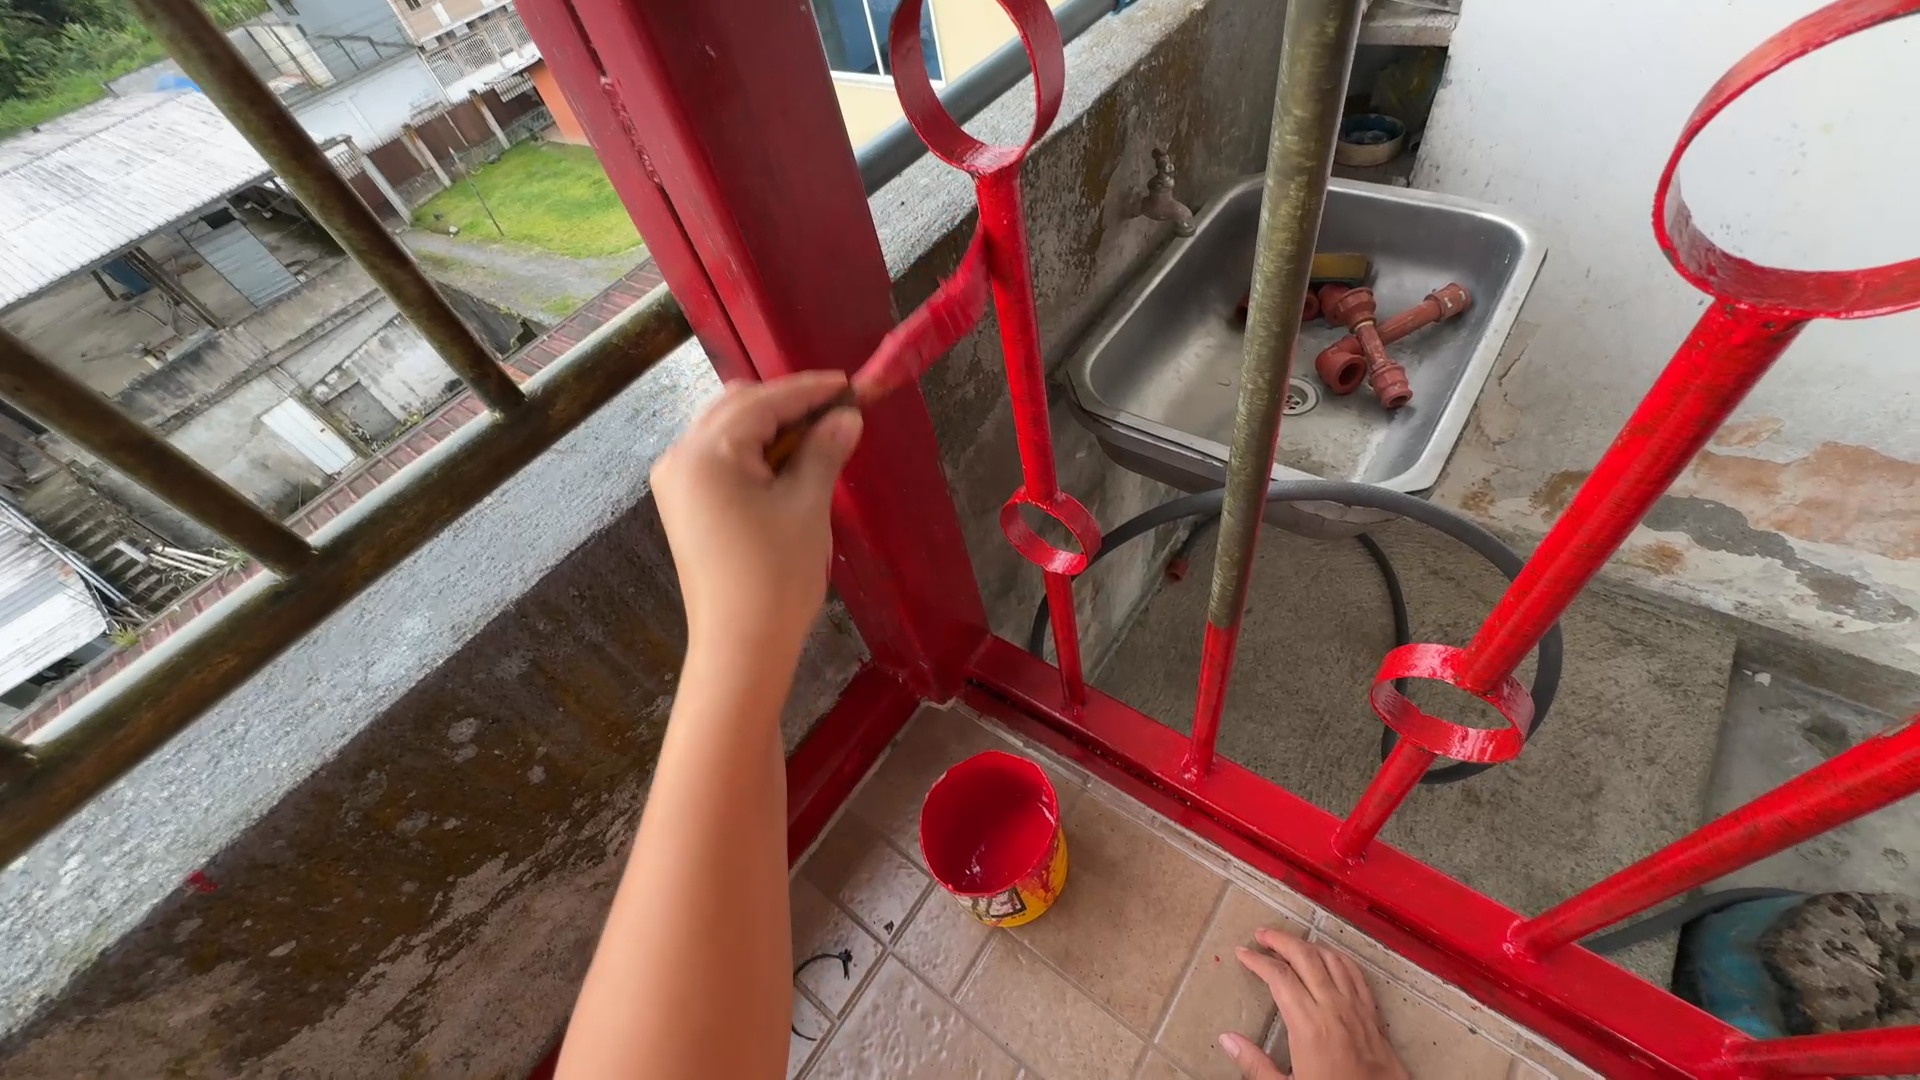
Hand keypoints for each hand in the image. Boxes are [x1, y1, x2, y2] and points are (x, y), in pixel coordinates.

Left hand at [650, 371, 862, 662]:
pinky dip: (754, 453)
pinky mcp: (685, 506)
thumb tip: (847, 416)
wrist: (742, 647)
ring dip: (771, 428)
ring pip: (727, 431)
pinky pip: (720, 459)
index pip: (763, 402)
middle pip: (738, 408)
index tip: (849, 383)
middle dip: (788, 405)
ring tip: (816, 441)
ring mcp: (677, 483)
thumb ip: (823, 451)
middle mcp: (680, 458)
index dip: (810, 390)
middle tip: (836, 415)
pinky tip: (786, 466)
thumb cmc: (777, 576)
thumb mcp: (807, 506)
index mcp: (707, 453)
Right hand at [1221, 929, 1408, 1079]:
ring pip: (1330, 959)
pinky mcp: (1374, 1016)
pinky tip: (1327, 957)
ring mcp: (1357, 1009)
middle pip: (1304, 956)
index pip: (1279, 976)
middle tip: (1261, 936)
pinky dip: (1337, 957)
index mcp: (1309, 1026)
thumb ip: (1256, 1064)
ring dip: (1307, 945)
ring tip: (1290, 944)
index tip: (1242, 953)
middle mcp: (1333, 1008)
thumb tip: (1227, 1039)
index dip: (1257, 960)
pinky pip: (1356, 974)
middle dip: (1279, 940)